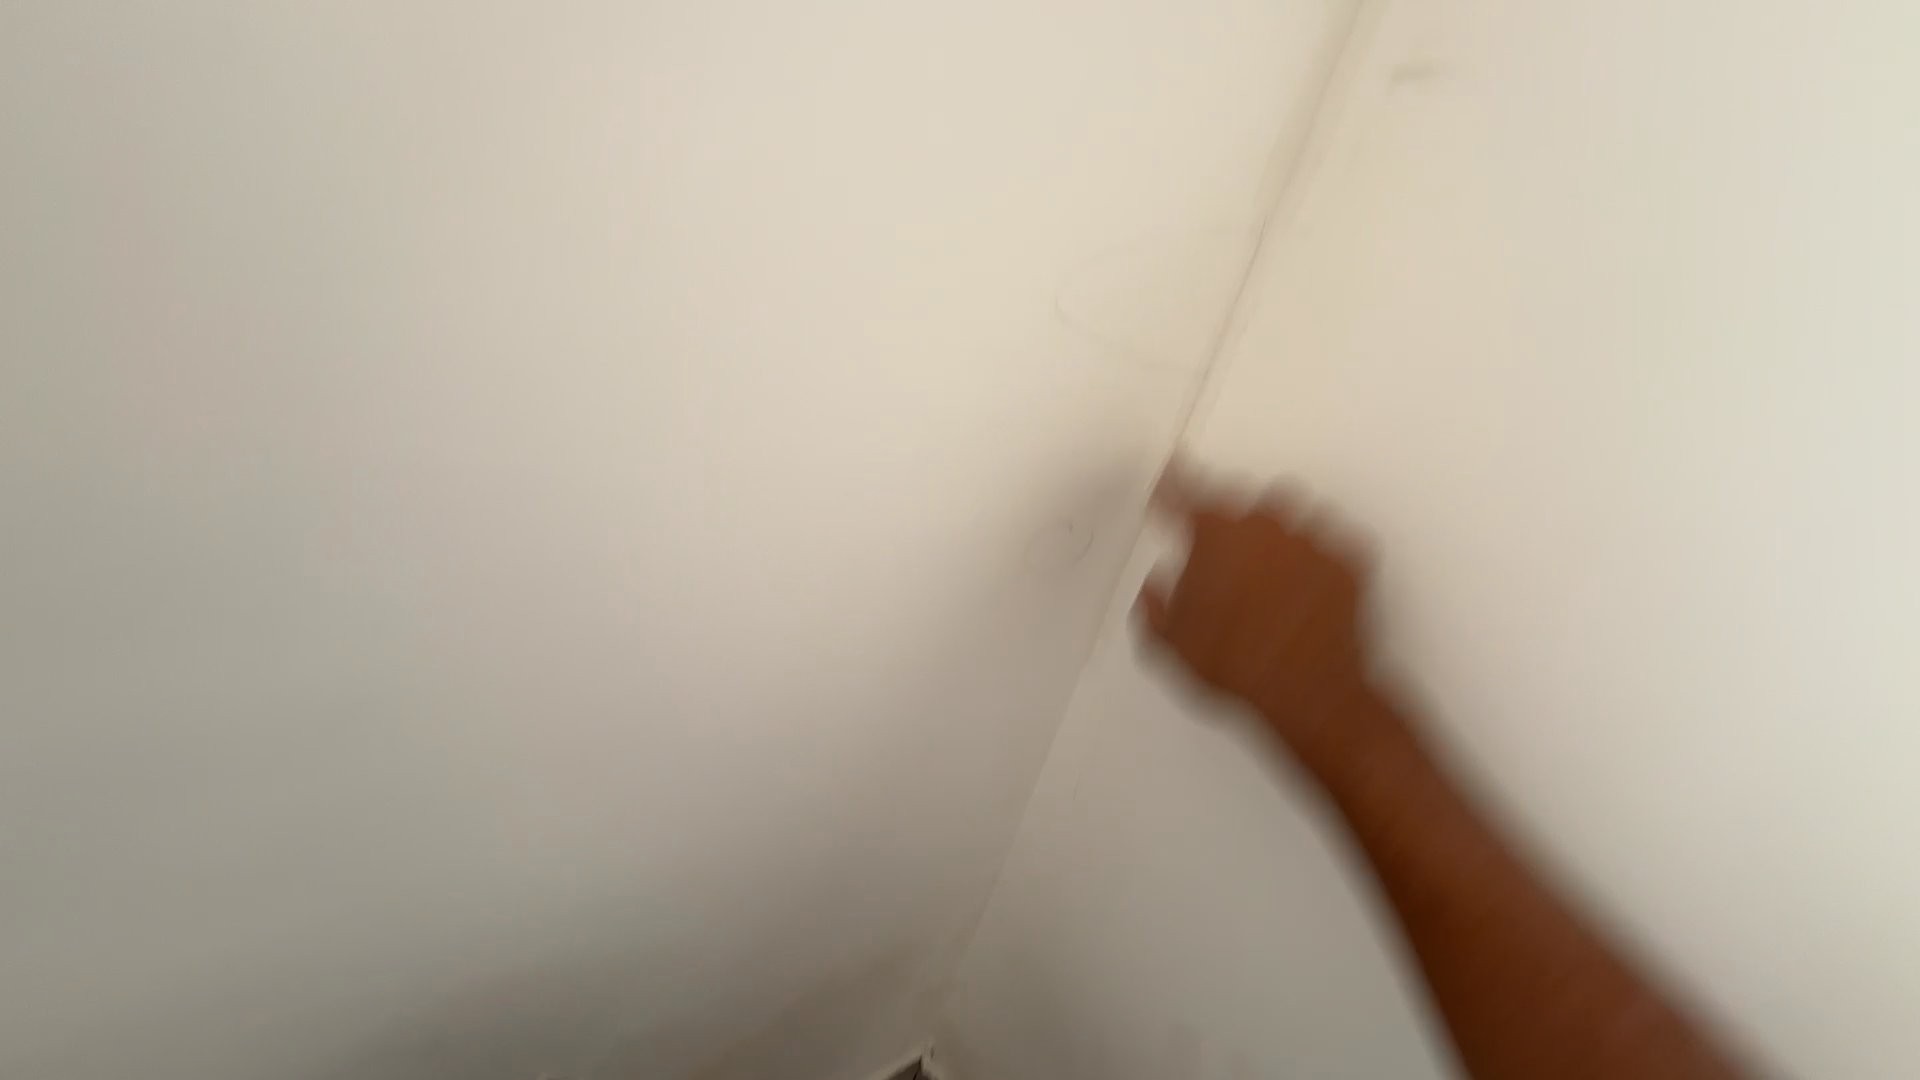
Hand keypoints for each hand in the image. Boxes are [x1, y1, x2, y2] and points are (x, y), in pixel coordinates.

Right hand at [1135, 460, 1382, 768]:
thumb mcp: (1170, 643)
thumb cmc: (1240, 667)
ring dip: (1274, 538)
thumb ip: (1154, 602)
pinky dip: (1315, 558)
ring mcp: (1311, 537)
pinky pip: (1328, 541)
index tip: (1169, 474)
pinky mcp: (1350, 557)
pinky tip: (1302, 591)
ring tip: (1268, 584)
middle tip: (1225, 570)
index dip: (1170, 484)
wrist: (1311, 695)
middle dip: (1229, 527)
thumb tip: (1158, 587)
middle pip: (1239, 502)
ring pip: (1287, 516)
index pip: (1182, 490)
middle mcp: (1264, 524)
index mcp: (1214, 534)